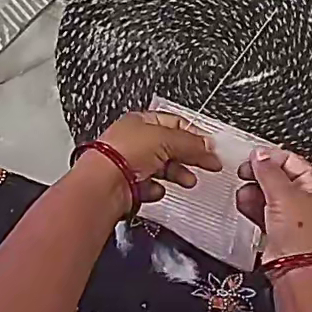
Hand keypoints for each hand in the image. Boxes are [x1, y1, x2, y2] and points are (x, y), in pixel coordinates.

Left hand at [92, 111, 223, 203]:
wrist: (102, 185)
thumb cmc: (122, 154)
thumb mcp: (166, 139)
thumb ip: (190, 142)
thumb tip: (207, 144)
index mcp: (140, 121)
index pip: (174, 124)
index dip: (194, 134)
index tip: (209, 146)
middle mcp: (134, 141)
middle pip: (170, 147)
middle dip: (190, 156)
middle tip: (209, 164)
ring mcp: (130, 164)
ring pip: (162, 168)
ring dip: (178, 174)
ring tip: (189, 180)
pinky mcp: (128, 186)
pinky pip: (149, 187)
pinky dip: (157, 189)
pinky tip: (159, 190)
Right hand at [235, 148, 311, 261]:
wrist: (298, 274)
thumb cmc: (303, 237)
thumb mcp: (283, 194)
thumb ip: (268, 171)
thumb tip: (260, 155)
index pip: (291, 160)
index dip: (271, 157)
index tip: (252, 158)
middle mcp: (307, 200)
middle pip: (279, 177)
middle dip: (259, 175)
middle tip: (244, 174)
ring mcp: (294, 217)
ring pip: (269, 195)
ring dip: (254, 192)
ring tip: (244, 193)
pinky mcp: (281, 232)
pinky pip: (264, 213)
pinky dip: (253, 208)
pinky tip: (244, 206)